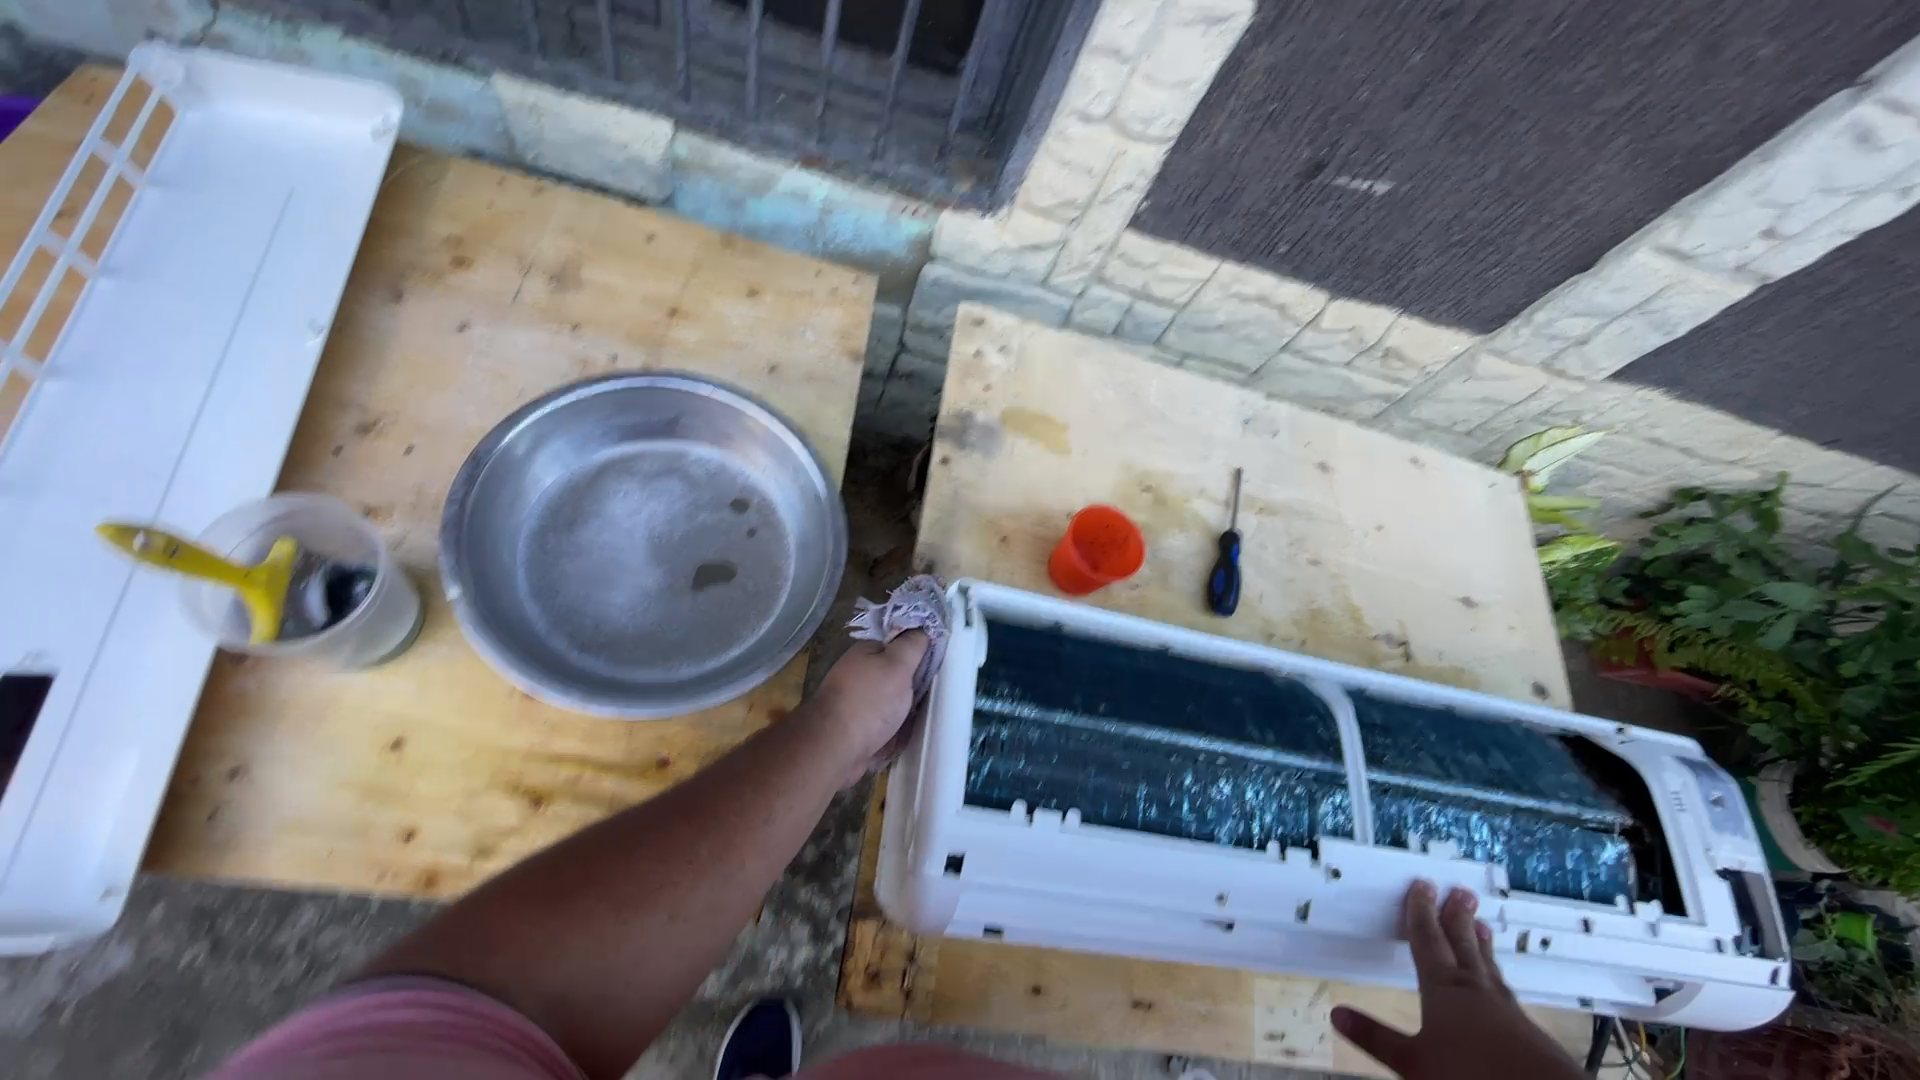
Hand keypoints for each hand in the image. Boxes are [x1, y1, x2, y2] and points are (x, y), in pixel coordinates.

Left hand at [802, 631, 930, 785]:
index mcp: (864, 653)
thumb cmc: (868, 702)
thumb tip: (923, 628)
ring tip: (920, 718)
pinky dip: (895, 731)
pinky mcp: (857, 728)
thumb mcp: (897, 665)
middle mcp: (857, 674)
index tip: (936, 665)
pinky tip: (905, 736)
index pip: (898, 644)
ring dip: (905, 712)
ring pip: (892, 703)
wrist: (835, 749)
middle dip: (913, 687)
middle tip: (929, 695)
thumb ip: (912, 645)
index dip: (918, 652)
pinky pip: (884, 725)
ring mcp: (856, 703)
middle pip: (896, 675)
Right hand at [1331, 882, 1584, 1079]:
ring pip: (1488, 966)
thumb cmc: (1470, 1074)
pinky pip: (1504, 988)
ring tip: (1482, 925)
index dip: (1421, 912)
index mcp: (1443, 988)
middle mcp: (1474, 990)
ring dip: (1481, 943)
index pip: (1428, 941)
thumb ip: (1377, 1037)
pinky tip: (1498, 981)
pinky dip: (1496, 973)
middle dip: (1457, 918)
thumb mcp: (1414, 1063)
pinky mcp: (1527, 1029)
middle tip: (1462, 891)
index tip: (1422, 885)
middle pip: (1464, 945)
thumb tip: (1336, 1013)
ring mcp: (1505, 1008)